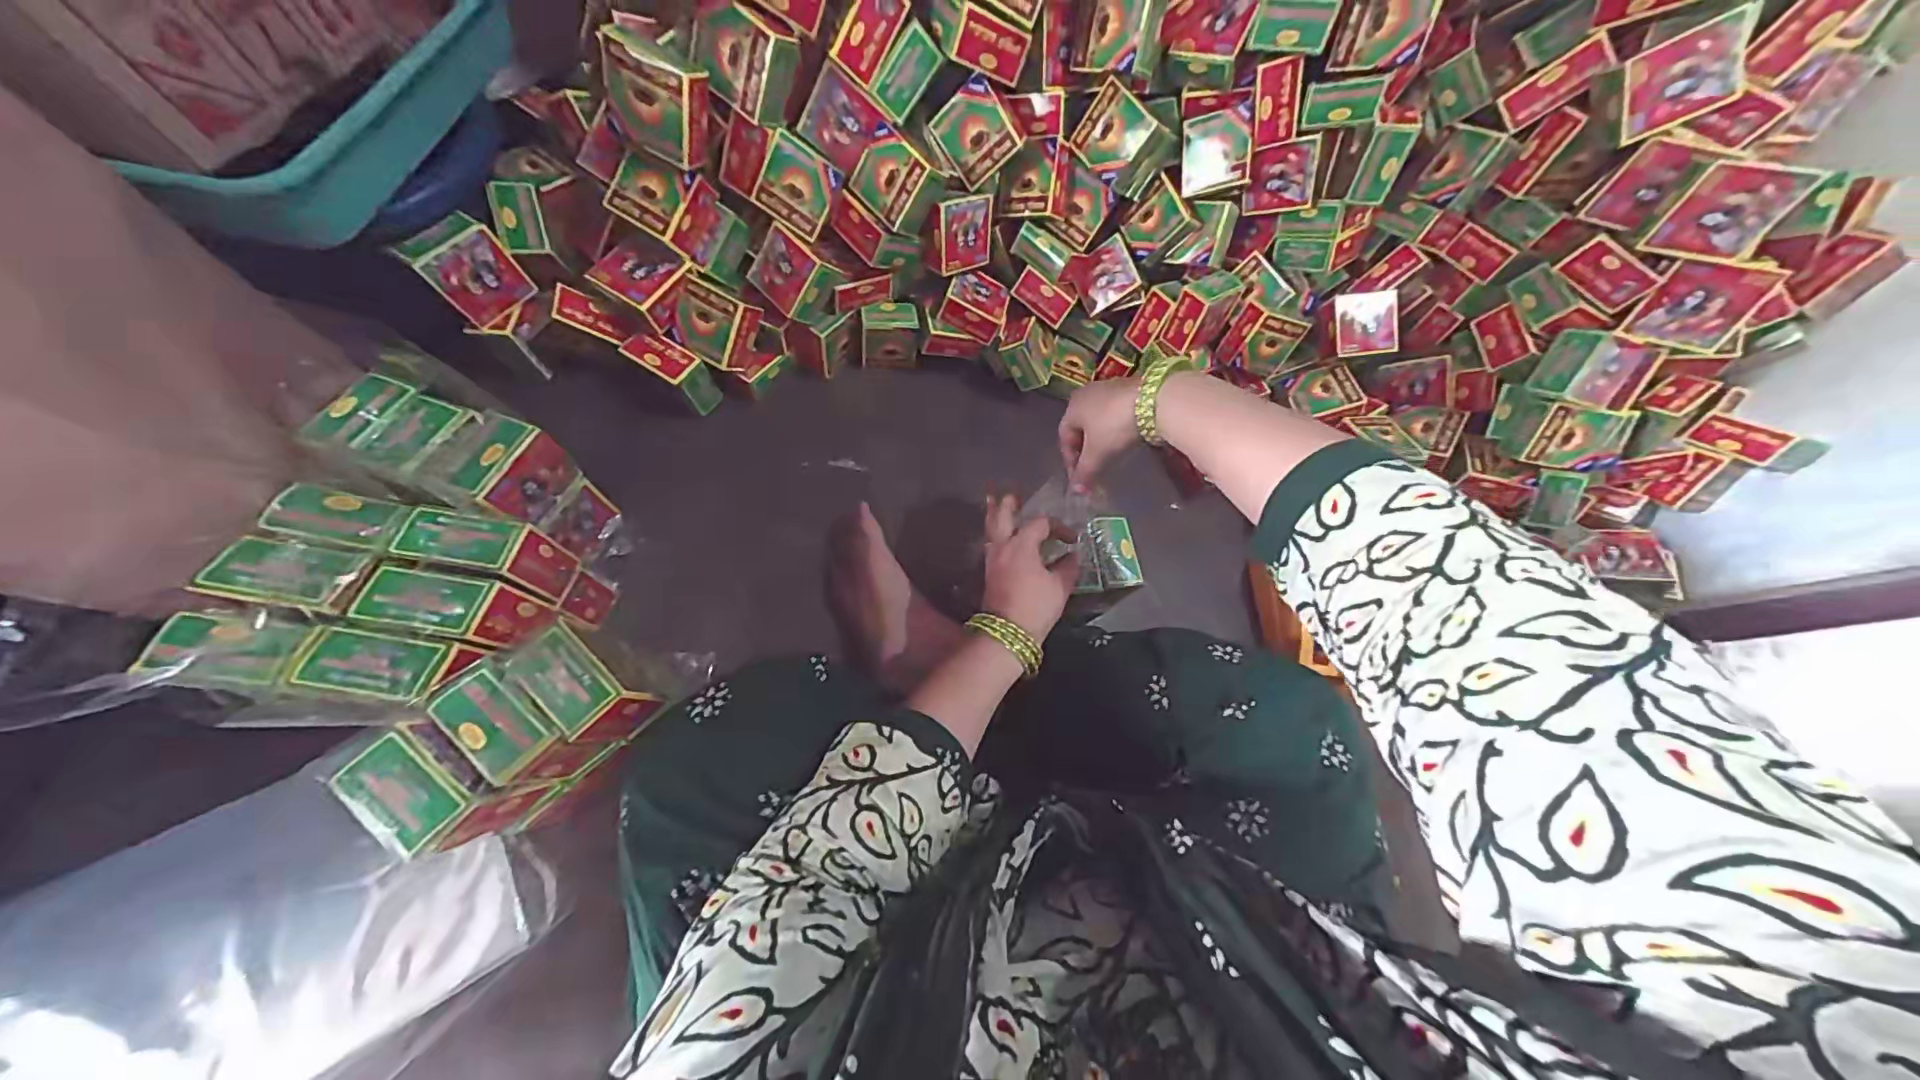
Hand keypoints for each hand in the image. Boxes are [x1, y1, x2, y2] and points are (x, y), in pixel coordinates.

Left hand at [981, 495, 1079, 642]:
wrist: (1007, 632)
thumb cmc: (1036, 606)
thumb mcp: (1060, 587)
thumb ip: (1068, 567)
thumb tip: (1073, 556)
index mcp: (1022, 545)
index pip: (1040, 524)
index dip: (1058, 526)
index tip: (1071, 538)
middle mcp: (1003, 547)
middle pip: (1002, 517)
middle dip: (1007, 505)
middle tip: (1012, 494)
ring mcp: (992, 559)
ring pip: (992, 530)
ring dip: (996, 517)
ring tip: (997, 506)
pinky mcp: (988, 573)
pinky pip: (991, 545)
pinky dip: (995, 535)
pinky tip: (1001, 537)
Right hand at [1058, 377, 1142, 493]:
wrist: (1154, 401)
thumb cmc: (1114, 427)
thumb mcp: (1097, 454)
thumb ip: (1085, 472)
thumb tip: (1077, 491)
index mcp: (1072, 407)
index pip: (1064, 438)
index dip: (1070, 462)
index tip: (1080, 478)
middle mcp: (1087, 394)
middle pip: (1081, 428)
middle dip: (1086, 452)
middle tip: (1093, 469)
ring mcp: (1109, 388)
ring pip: (1099, 420)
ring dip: (1101, 441)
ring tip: (1109, 457)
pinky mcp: (1129, 387)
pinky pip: (1115, 413)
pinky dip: (1116, 430)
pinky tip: (1125, 440)